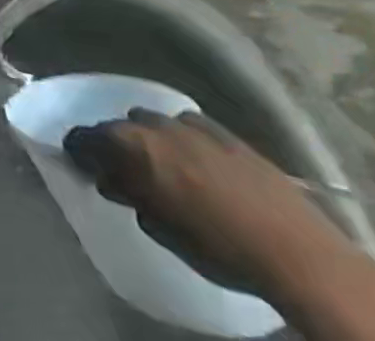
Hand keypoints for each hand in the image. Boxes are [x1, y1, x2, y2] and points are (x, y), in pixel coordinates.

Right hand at [63, 111, 358, 297]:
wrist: (295, 251)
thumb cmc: (216, 246)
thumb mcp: (158, 228)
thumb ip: (130, 195)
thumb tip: (114, 181)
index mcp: (129, 147)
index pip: (84, 137)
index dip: (78, 150)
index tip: (81, 164)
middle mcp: (152, 125)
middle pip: (118, 126)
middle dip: (116, 145)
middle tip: (124, 171)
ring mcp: (190, 124)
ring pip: (152, 122)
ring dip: (149, 139)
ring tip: (163, 165)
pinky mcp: (224, 130)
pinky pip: (187, 125)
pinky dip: (182, 138)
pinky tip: (196, 160)